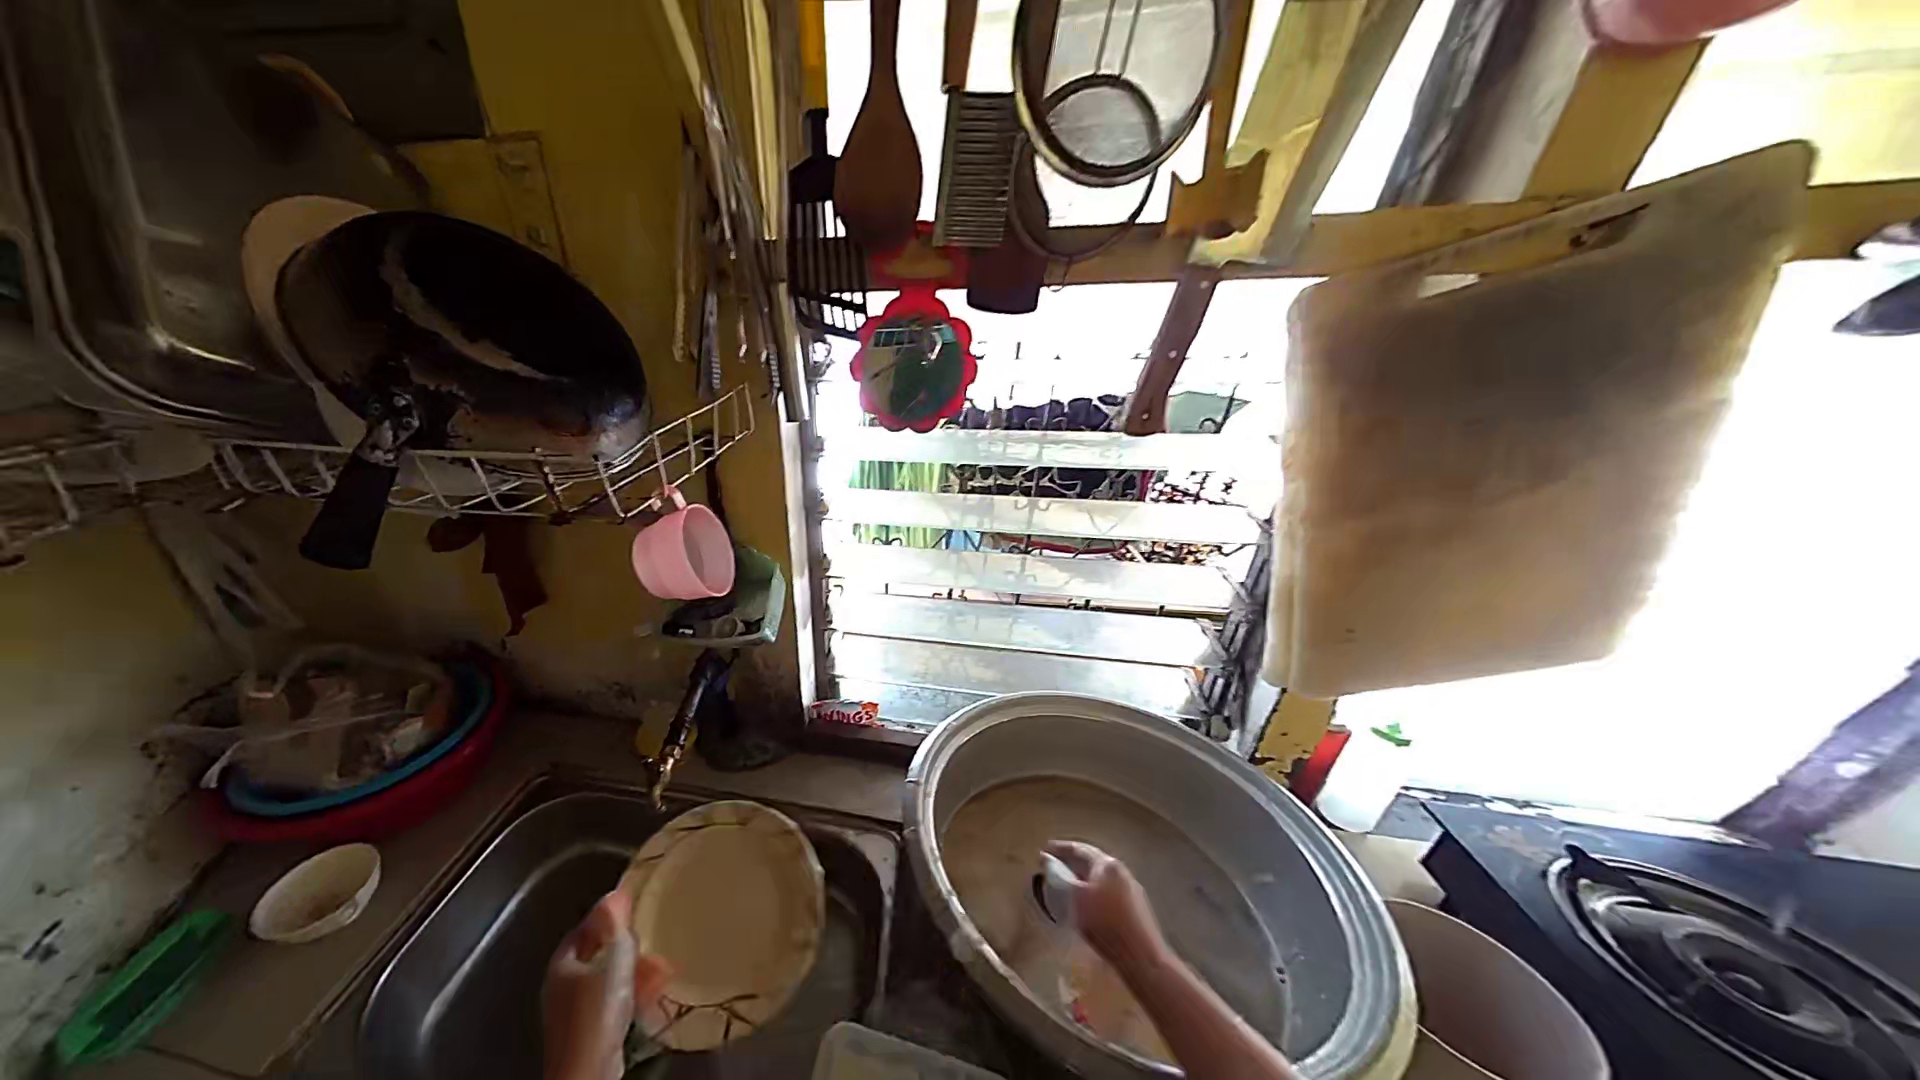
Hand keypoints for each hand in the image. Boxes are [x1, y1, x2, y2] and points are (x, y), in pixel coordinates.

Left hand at [541, 889, 674, 1079]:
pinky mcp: (589, 1030)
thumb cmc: (598, 1010)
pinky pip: (613, 1000)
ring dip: (636, 969)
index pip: (583, 929)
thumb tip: (615, 893)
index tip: (632, 909)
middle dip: (627, 946)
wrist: (588, 1072)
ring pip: (609, 977)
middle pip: (598, 953)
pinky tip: (655, 991)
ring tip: (663, 968)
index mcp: (562, 964)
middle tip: (652, 940)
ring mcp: (574, 1010)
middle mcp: (563, 985)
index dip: (606, 917)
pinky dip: (633, 991)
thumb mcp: (614, 960)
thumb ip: (616, 927)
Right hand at [1044, 841, 1168, 970]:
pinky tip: (1086, 904)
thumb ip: (1059, 877)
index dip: (1061, 849)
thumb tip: (1046, 860)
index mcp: (1106, 864)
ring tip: (1067, 884)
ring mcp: (1130, 889)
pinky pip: (1107, 891)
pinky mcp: (1135, 907)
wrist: (1141, 956)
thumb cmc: (1105, 924)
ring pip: (1100, 877)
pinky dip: (1092, 891)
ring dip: (1082, 878)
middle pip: (1092, 861)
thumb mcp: (1075, 899)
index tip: (1046, 849)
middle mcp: (1120, 871)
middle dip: (1072, 862)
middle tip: (1055, 865)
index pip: (1080, 849)